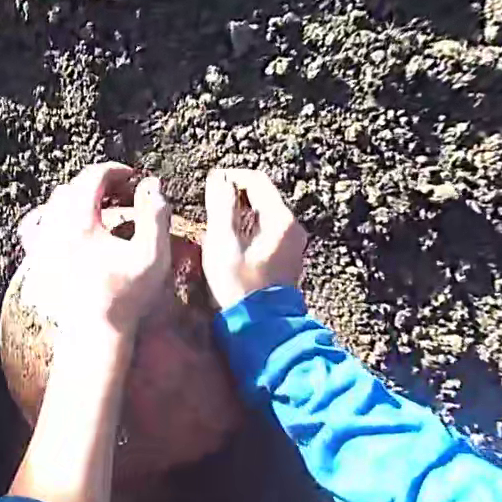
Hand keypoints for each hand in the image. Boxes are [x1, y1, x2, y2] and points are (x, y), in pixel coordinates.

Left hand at [16, 162, 172, 337]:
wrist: (94, 332)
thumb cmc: (126, 295)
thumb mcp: (152, 255)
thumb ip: (155, 214)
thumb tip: (151, 185)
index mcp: (81, 220)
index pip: (93, 177)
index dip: (115, 171)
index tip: (133, 177)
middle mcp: (55, 226)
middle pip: (73, 187)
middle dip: (98, 182)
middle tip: (122, 191)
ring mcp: (41, 243)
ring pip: (53, 203)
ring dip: (76, 196)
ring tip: (99, 205)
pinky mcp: (35, 260)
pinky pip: (34, 225)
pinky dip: (48, 216)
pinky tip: (62, 223)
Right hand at [203, 169, 307, 308]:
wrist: (260, 325)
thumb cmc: (238, 284)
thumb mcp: (222, 242)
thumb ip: (221, 206)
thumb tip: (218, 178)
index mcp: (280, 219)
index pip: (257, 181)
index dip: (231, 177)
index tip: (209, 183)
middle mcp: (292, 227)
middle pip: (262, 195)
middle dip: (235, 193)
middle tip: (209, 201)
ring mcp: (292, 243)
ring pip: (264, 212)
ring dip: (240, 210)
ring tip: (215, 219)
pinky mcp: (286, 256)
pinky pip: (266, 229)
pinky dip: (248, 225)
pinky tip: (230, 237)